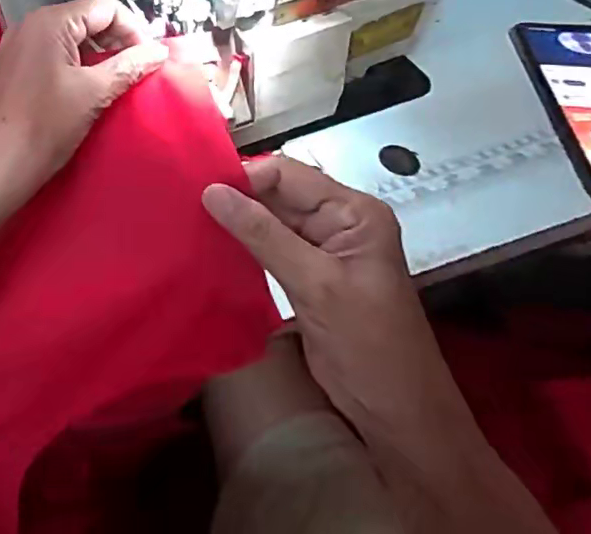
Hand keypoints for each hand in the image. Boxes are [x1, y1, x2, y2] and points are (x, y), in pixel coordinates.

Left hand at [0, 0, 168, 211]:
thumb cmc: (46, 126)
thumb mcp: (95, 92)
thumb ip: (130, 65)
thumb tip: (160, 51)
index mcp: (50, 21)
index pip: (105, 8)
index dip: (133, 29)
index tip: (149, 58)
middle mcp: (30, 24)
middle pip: (87, 18)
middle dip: (117, 40)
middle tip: (137, 69)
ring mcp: (18, 44)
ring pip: (71, 36)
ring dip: (98, 53)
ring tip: (115, 81)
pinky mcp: (14, 65)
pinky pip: (53, 51)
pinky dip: (76, 63)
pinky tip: (87, 88)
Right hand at [201, 155, 449, 428]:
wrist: (400, 416)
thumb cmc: (370, 347)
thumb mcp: (316, 285)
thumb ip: (263, 235)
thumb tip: (213, 192)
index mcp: (354, 211)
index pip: (290, 174)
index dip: (248, 177)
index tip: (204, 189)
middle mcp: (340, 220)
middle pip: (280, 192)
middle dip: (239, 196)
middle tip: (191, 201)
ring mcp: (325, 247)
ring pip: (272, 218)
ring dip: (239, 219)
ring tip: (197, 219)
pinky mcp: (310, 273)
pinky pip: (272, 244)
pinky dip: (247, 244)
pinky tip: (218, 244)